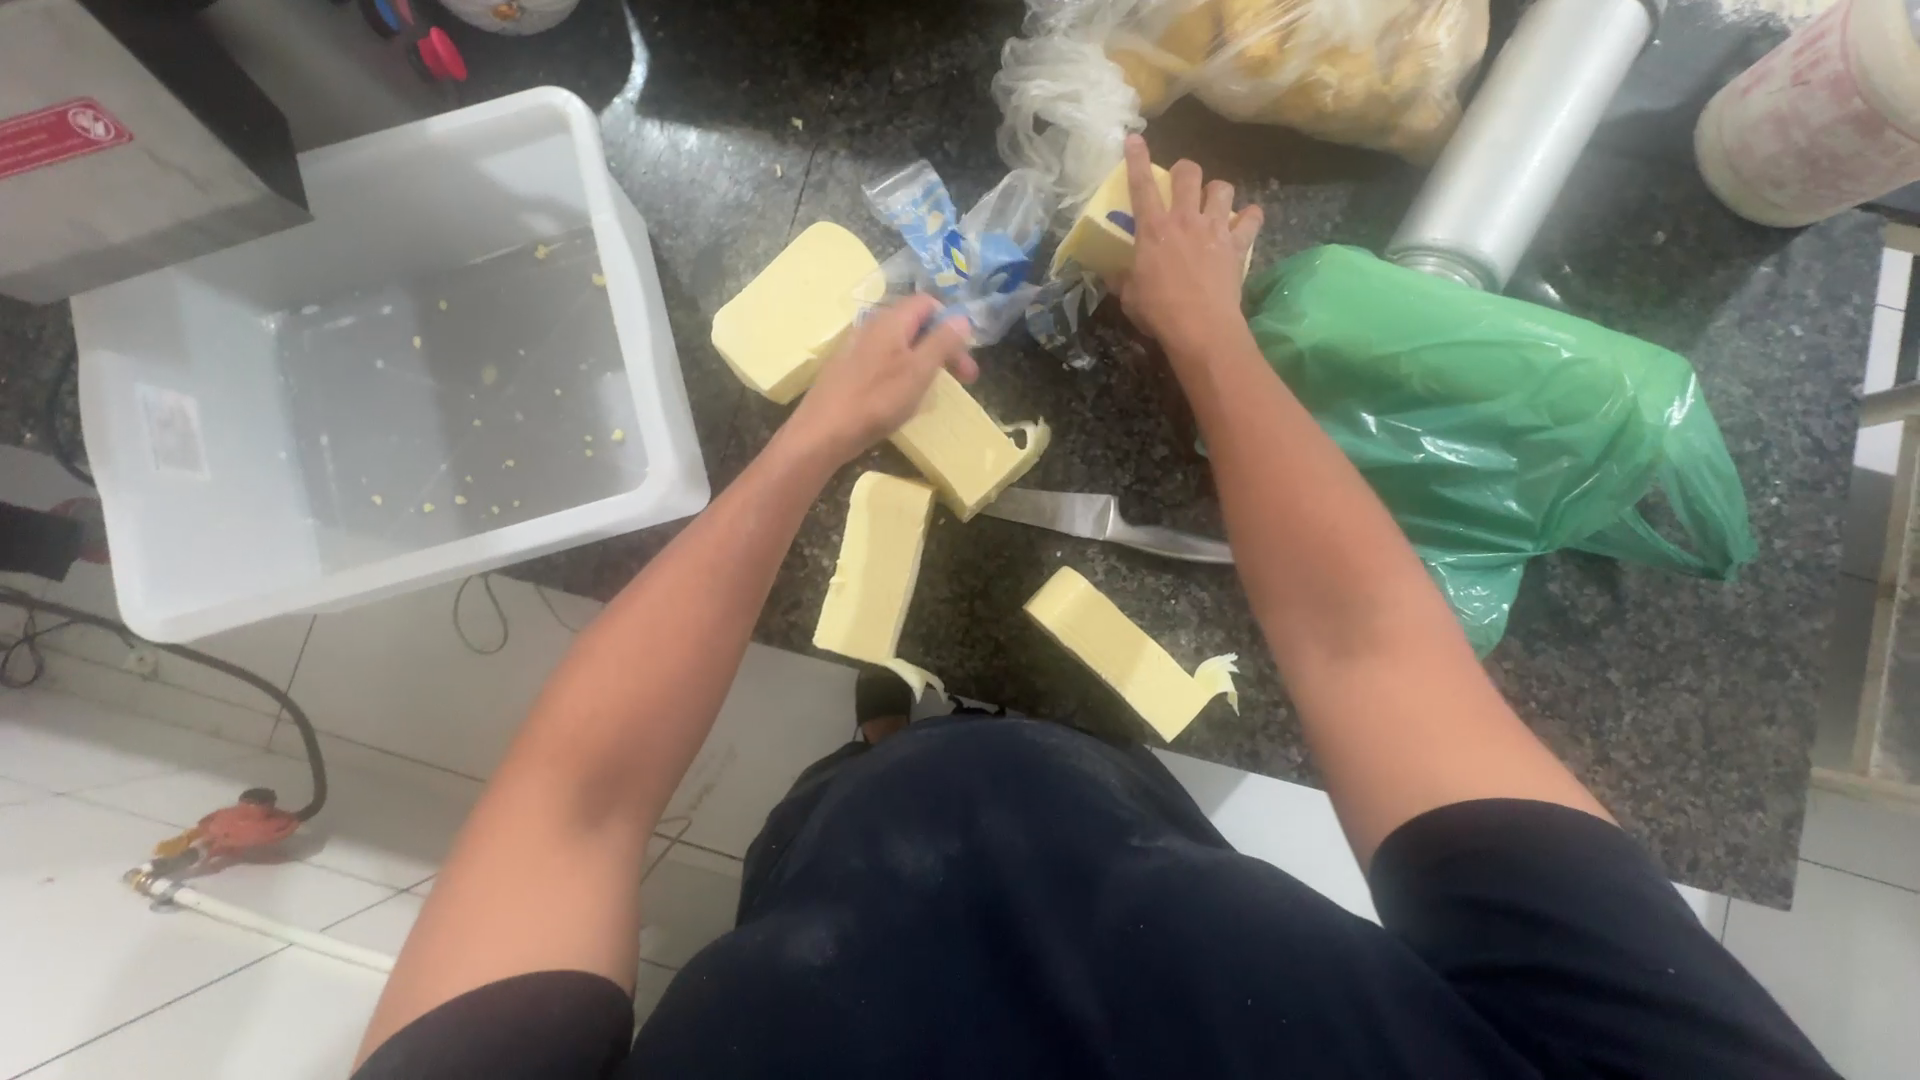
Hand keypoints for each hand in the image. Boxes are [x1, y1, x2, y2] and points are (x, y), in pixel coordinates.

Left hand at [785, 294, 978, 464]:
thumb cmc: (877, 400)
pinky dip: (903, 372)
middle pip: (916, 324)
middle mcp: (872, 325)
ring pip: (901, 344)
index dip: (951, 322)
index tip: (966, 352)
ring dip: (925, 361)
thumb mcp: (918, 371)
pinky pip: (885, 361)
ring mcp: (858, 347)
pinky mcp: (849, 369)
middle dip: (944, 346)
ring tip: (936, 389)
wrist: (823, 432)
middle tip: (966, 378)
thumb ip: (942, 341)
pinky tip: (904, 397)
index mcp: (891, 320)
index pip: (928, 303)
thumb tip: (962, 317)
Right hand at [1114, 135, 1262, 357]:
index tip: (1134, 139)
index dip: (1136, 159)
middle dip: (1184, 171)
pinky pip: (1251, 218)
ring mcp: (1214, 228)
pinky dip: (1249, 218)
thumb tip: (1113, 274)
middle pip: (1188, 173)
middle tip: (1182, 182)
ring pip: (1222, 187)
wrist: (1200, 327)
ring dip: (1217, 191)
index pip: (1141, 185)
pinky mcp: (1237, 244)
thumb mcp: (1129, 297)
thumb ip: (1123, 279)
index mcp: (1152, 229)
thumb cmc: (1158, 312)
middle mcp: (1184, 219)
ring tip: (1214, 203)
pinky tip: (1245, 223)